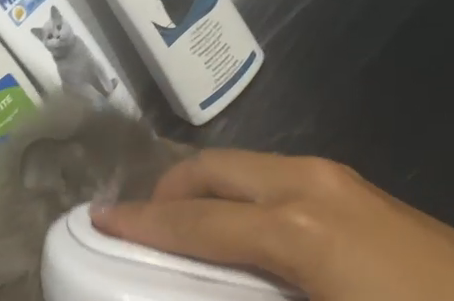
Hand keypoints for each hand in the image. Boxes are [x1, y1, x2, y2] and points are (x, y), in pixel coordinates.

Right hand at [92, 150, 453, 300]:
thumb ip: (254, 292)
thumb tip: (209, 280)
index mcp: (296, 228)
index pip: (196, 221)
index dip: (141, 223)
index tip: (97, 220)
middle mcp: (306, 184)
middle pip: (210, 170)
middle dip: (166, 193)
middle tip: (139, 228)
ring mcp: (334, 177)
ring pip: (240, 165)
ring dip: (202, 191)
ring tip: (186, 229)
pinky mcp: (355, 184)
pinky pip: (271, 175)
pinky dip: (237, 193)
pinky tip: (243, 227)